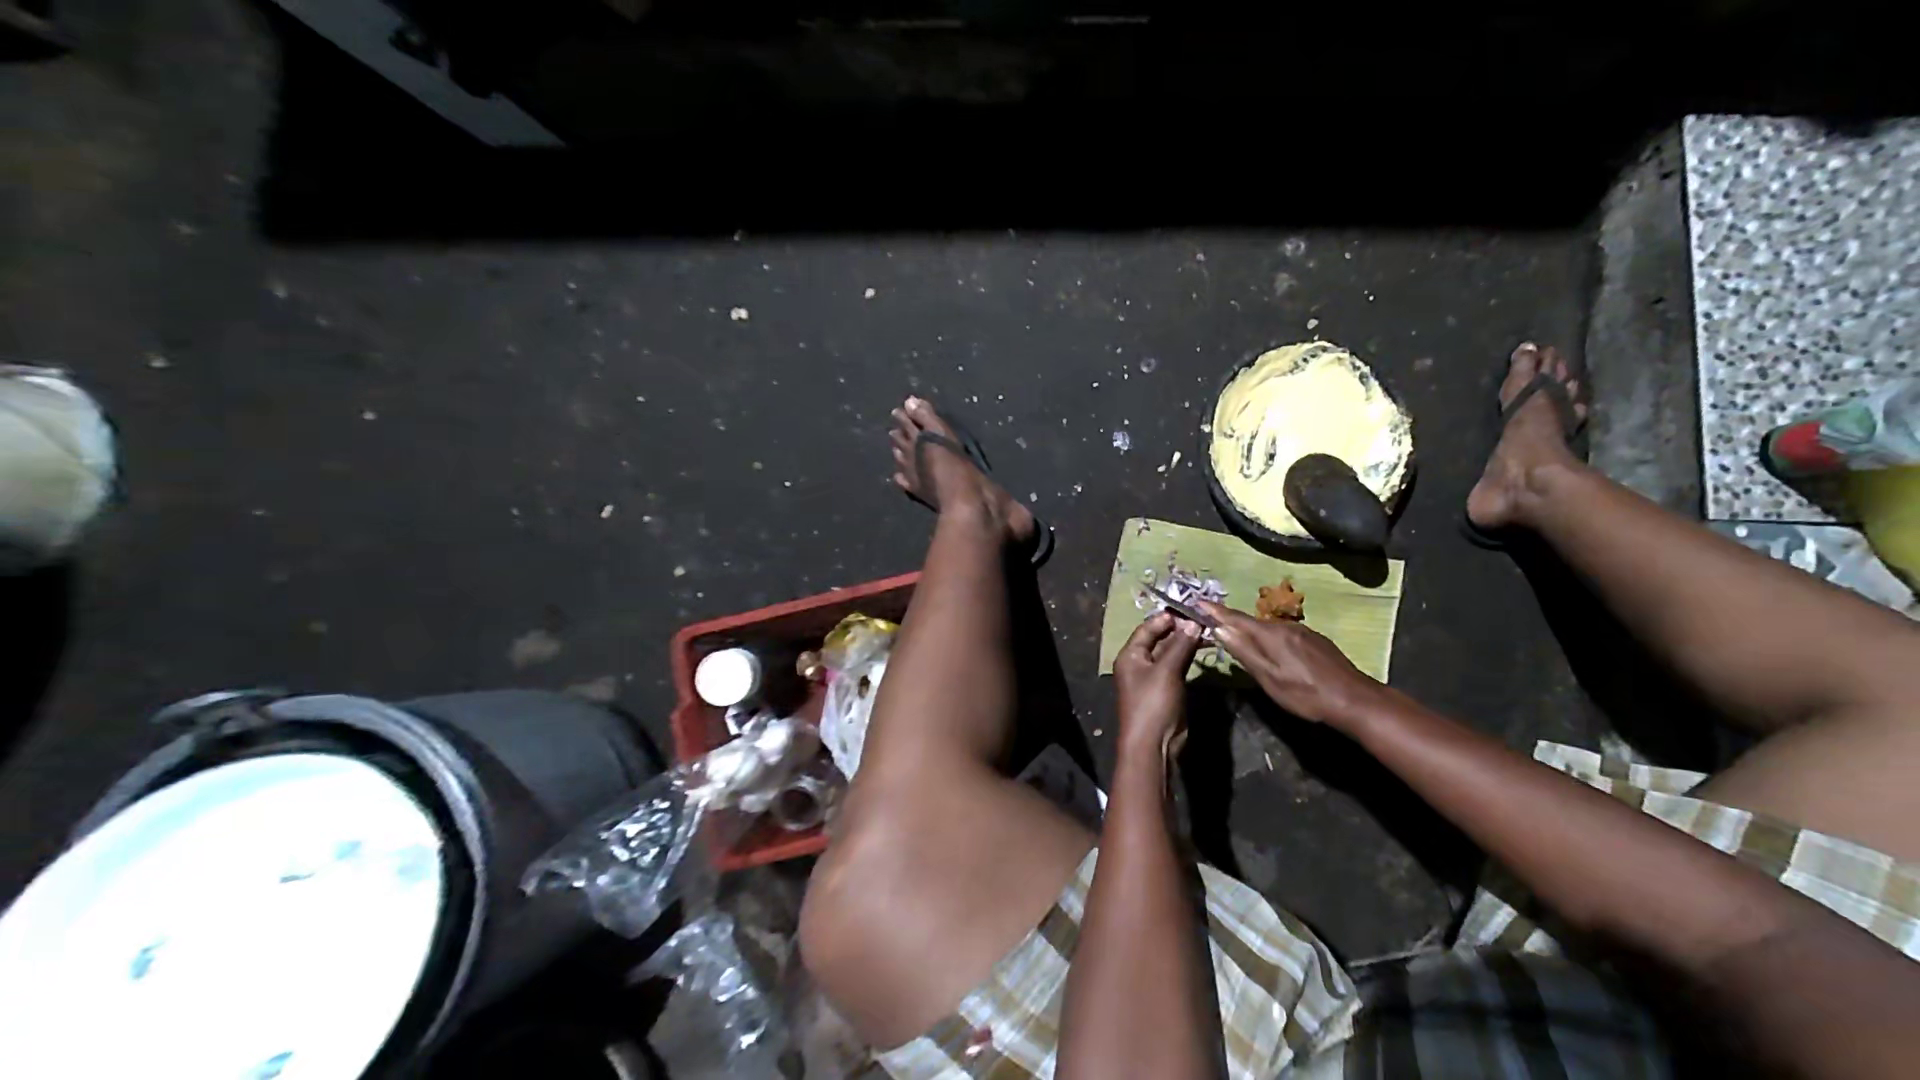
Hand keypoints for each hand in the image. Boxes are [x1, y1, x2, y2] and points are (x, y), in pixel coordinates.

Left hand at [1112, 612, 1204, 759]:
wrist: (1153, 742)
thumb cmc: (1153, 702)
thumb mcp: (1167, 670)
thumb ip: (1180, 645)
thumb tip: (1194, 623)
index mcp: (1130, 655)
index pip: (1148, 628)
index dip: (1167, 618)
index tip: (1190, 610)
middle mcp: (1139, 663)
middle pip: (1159, 639)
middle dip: (1180, 629)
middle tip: (1205, 620)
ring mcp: (1153, 677)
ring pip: (1170, 653)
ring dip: (1186, 643)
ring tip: (1209, 632)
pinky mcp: (1166, 689)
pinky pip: (1177, 667)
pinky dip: (1188, 658)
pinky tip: (1204, 650)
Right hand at [1194, 601, 1382, 725]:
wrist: (1355, 700)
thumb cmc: (1306, 694)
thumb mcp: (1269, 678)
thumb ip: (1244, 652)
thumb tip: (1220, 629)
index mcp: (1271, 635)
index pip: (1235, 619)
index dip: (1215, 611)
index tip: (1196, 602)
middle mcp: (1285, 627)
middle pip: (1251, 622)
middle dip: (1230, 622)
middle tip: (1210, 623)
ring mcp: (1303, 632)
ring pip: (1268, 629)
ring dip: (1250, 631)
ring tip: (1237, 639)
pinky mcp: (1315, 641)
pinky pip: (1283, 635)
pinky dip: (1269, 638)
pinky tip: (1271, 651)